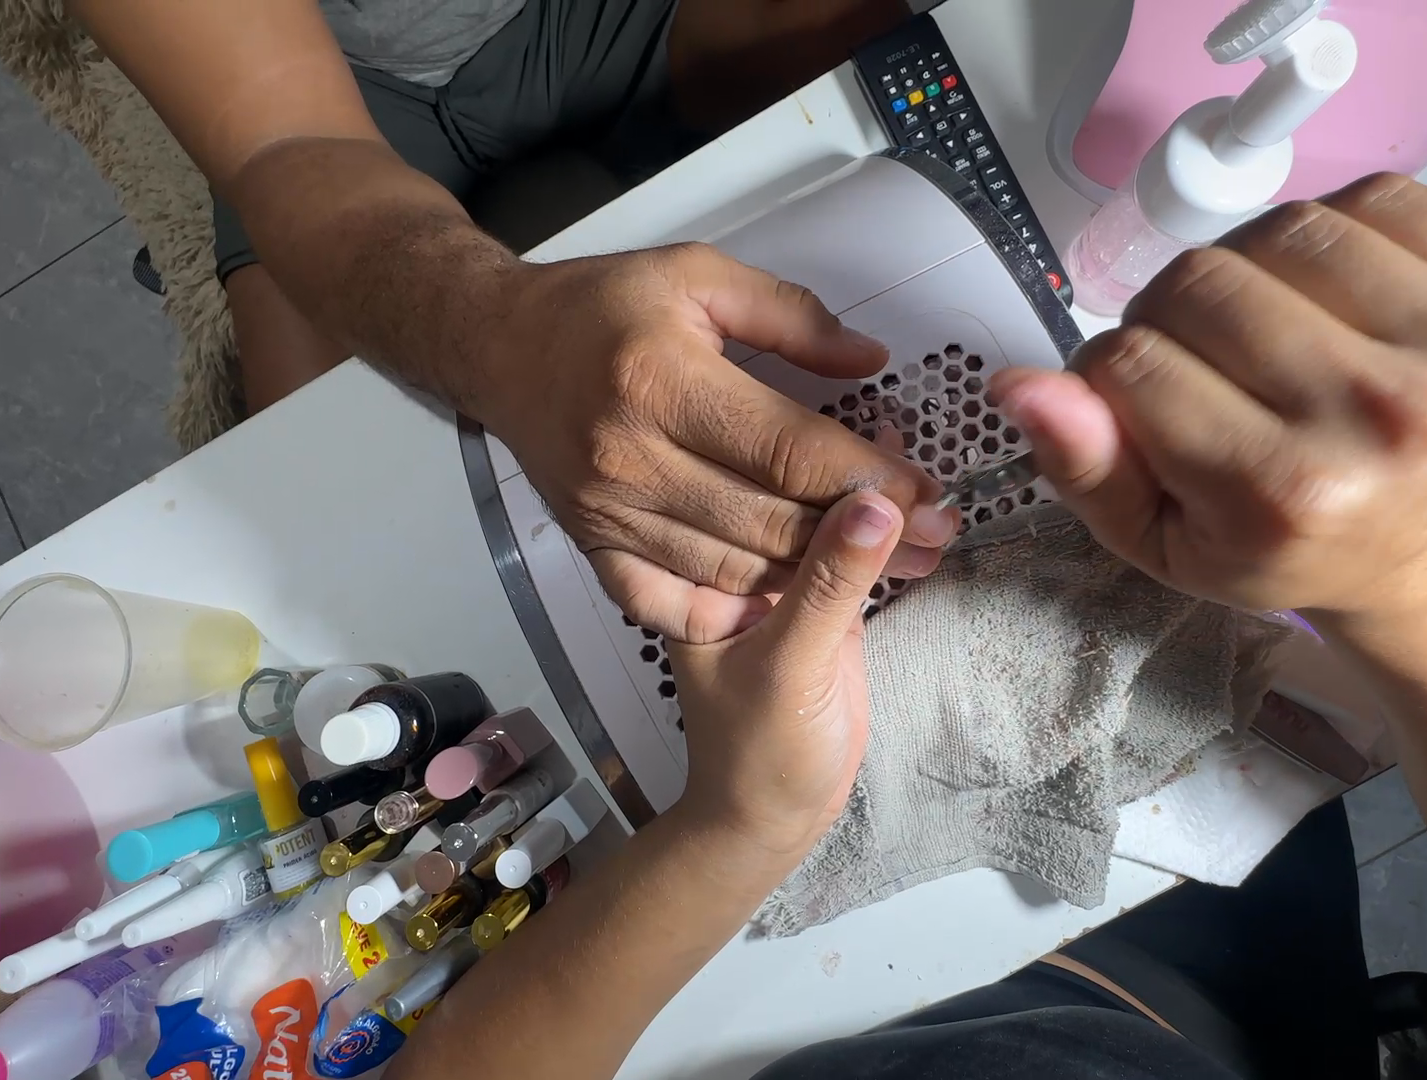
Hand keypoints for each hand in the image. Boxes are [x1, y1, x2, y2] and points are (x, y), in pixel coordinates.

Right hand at [472, 243, 956, 642]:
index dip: (868, 478)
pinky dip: (723, 610)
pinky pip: (665, 600)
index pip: (789, 450)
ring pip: (730, 567)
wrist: (499, 349)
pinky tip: (772, 604)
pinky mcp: (593, 543)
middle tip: (927, 541)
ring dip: (807, 574)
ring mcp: (608, 513)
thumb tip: (867, 361)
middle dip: (859, 537)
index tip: (923, 493)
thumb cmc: (596, 308)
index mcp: (662, 382)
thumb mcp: (696, 277)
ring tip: (875, 568)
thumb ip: (791, 317)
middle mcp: (632, 460)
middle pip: (768, 521)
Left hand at [666, 490, 903, 855]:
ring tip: (929, 481)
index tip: (880, 454)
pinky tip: (915, 504)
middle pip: (797, 509)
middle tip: (920, 471)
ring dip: (882, 511)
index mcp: (705, 575)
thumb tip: (879, 502)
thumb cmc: (761, 749)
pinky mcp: (823, 607)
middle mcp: (740, 570)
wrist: (777, 813)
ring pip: (831, 532)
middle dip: (859, 487)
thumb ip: (831, 585)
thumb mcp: (792, 663)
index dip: (818, 474)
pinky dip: (886, 540)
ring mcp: (785, 587)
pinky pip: (855, 563)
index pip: (758, 505)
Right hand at [993, 174, 1426, 618]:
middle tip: (1199, 372)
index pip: (1128, 361)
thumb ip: (1080, 465)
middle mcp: (1383, 416)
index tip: (1136, 411)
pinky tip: (1330, 299)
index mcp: (1279, 489)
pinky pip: (1377, 197)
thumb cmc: (1264, 546)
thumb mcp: (1146, 537)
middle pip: (1197, 284)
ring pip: (1276, 230)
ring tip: (1261, 334)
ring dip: (1241, 274)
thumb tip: (1018, 384)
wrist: (1408, 549)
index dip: (1106, 375)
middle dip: (1166, 319)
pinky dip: (1327, 235)